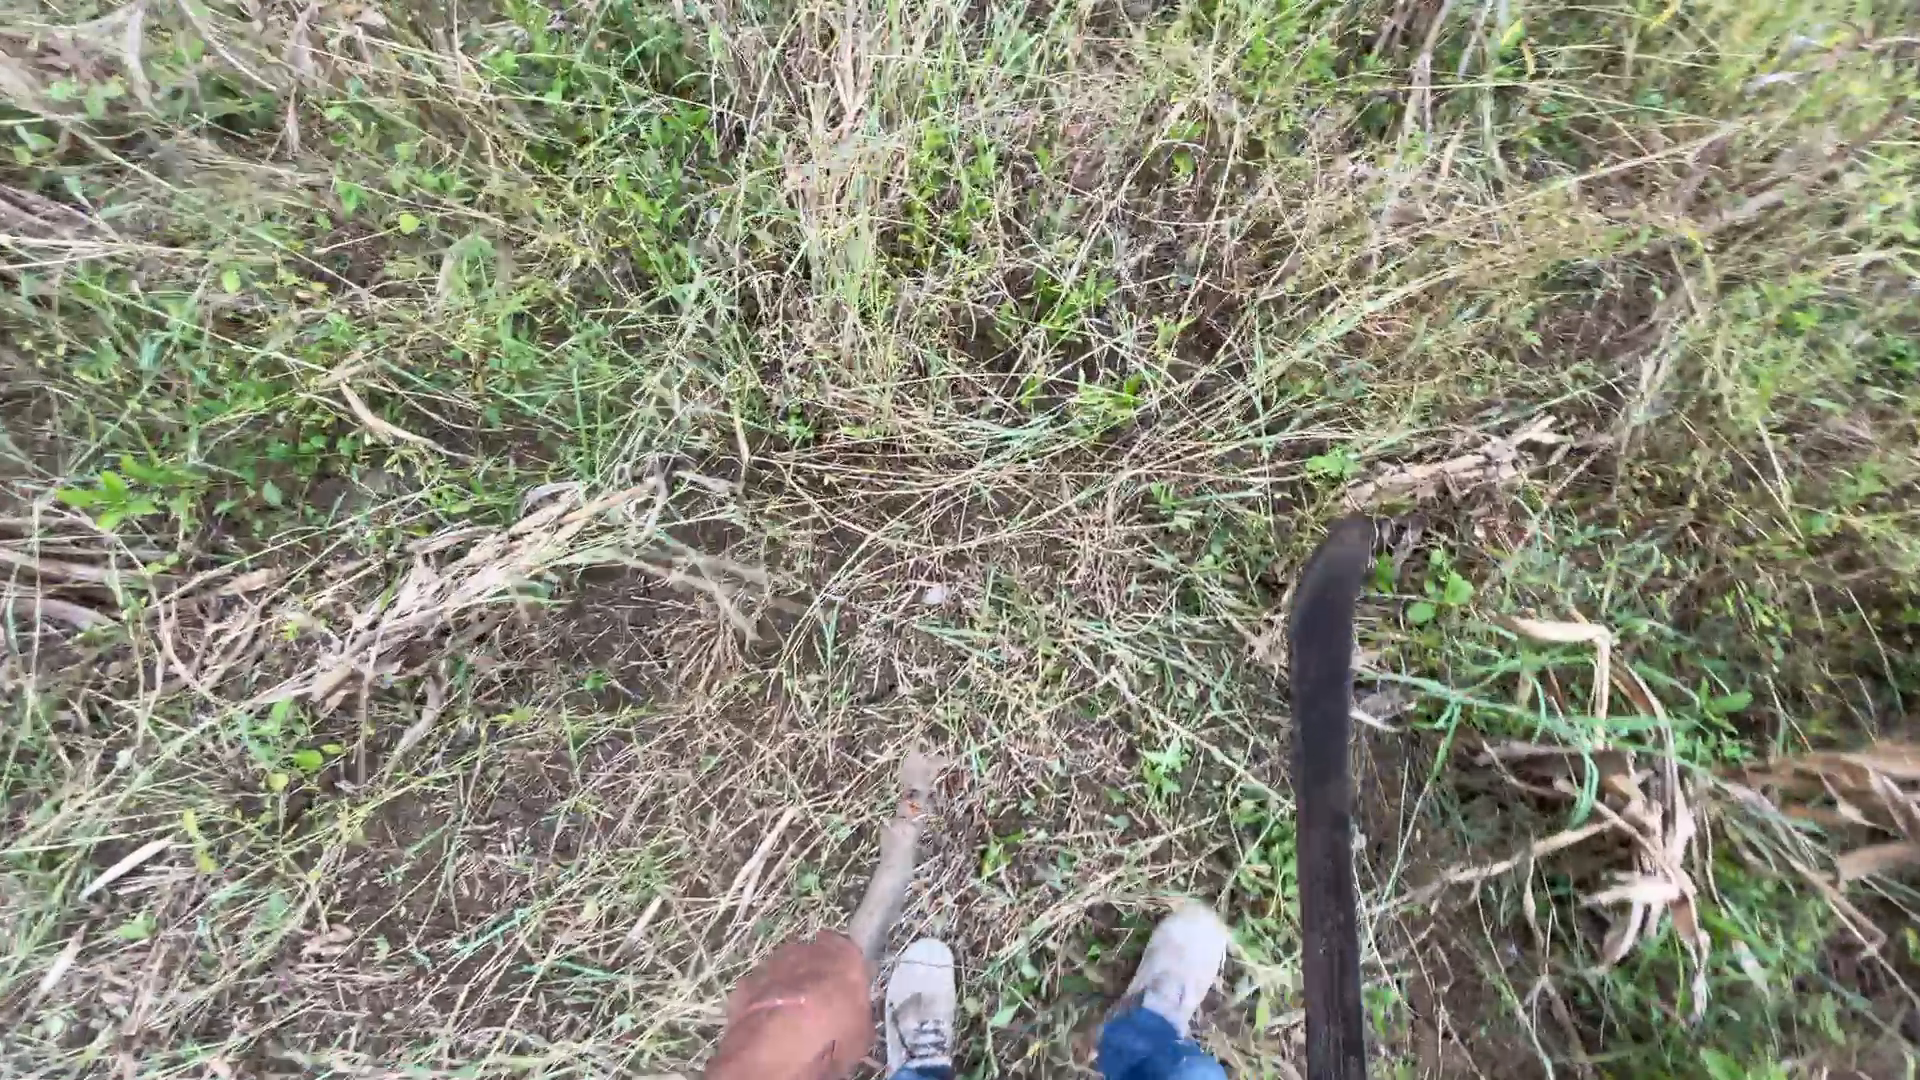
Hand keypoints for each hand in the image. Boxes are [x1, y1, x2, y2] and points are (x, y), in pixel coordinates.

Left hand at [706, 933, 873, 1079]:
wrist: (780, 1042)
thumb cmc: (832, 1032)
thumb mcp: (861, 1032)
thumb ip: (858, 1013)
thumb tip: (853, 1019)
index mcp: (843, 953)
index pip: (845, 949)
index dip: (842, 970)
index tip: (841, 992)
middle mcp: (809, 947)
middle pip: (813, 957)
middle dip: (813, 977)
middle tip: (817, 1009)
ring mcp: (775, 962)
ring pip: (784, 970)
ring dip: (787, 989)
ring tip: (789, 1022)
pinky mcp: (748, 982)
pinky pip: (760, 990)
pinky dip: (762, 1003)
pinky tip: (766, 1027)